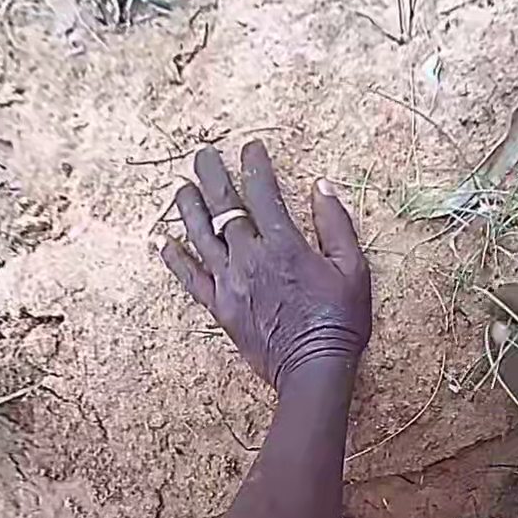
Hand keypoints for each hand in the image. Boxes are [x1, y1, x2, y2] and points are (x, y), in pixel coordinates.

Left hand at [161, 141, 371, 391]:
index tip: (250, 148)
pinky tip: (164, 242)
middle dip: (212, 175)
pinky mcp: (221, 308)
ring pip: (201, 235)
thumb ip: (335, 226)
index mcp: (283, 244)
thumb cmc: (340, 322)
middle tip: (203, 155)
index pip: (262, 192)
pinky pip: (191, 279)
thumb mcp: (354, 271)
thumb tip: (321, 187)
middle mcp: (250, 257)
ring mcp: (231, 283)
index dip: (254, 164)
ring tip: (182, 189)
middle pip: (223, 206)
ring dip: (188, 208)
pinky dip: (176, 259)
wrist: (314, 369)